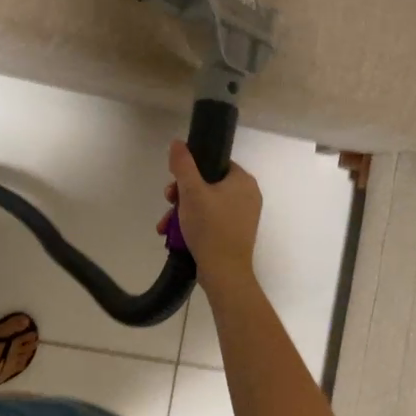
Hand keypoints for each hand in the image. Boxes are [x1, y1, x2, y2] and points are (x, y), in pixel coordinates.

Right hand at [158, 140, 262, 293]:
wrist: (224, 272)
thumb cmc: (210, 227)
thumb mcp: (191, 192)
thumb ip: (183, 165)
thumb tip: (177, 143)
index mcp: (243, 181)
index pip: (215, 164)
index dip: (191, 171)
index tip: (174, 184)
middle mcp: (248, 196)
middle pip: (208, 185)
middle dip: (182, 196)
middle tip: (169, 205)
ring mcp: (244, 216)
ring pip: (207, 204)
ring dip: (183, 212)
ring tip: (166, 226)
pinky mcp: (236, 234)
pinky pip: (212, 221)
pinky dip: (194, 225)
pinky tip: (176, 235)